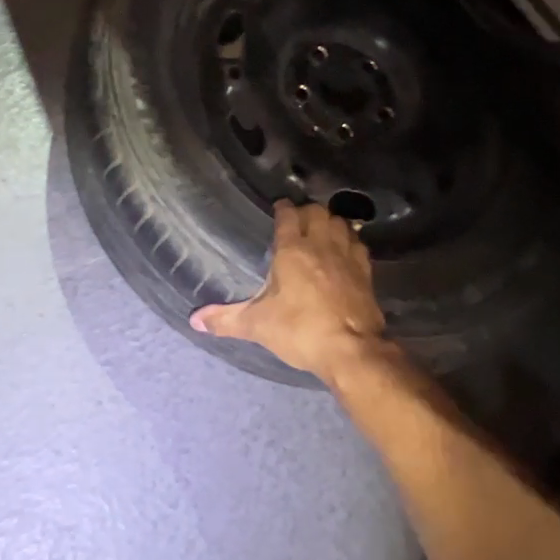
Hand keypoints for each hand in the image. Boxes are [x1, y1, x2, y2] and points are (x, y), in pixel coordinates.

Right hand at [190, 202, 387, 381]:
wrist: (352, 350)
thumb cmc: (300, 331)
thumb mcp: (257, 325)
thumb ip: (225, 319)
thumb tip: (194, 320)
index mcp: (293, 251)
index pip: (288, 216)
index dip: (282, 208)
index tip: (278, 208)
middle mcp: (321, 245)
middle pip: (317, 212)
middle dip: (307, 211)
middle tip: (299, 219)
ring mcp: (347, 257)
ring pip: (341, 223)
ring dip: (331, 222)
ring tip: (322, 229)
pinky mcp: (366, 273)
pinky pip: (359, 244)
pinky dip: (351, 240)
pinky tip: (346, 249)